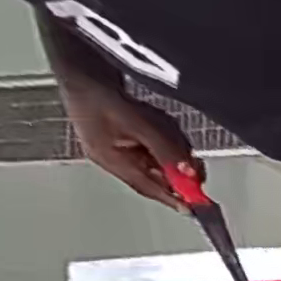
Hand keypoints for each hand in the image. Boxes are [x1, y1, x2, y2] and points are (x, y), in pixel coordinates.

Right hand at [61, 80, 201, 210]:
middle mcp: (118, 161)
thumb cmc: (102, 94)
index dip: (175, 200)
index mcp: (110, 160)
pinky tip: (159, 122)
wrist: (83, 71)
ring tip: (163, 126)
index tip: (196, 209)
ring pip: (164, 163)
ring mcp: (126, 152)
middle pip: (161, 178)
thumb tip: (190, 174)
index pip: (149, 188)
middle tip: (194, 163)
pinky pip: (159, 150)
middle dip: (179, 169)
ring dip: (173, 148)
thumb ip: (166, 150)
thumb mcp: (138, 123)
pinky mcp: (134, 143)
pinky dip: (167, 139)